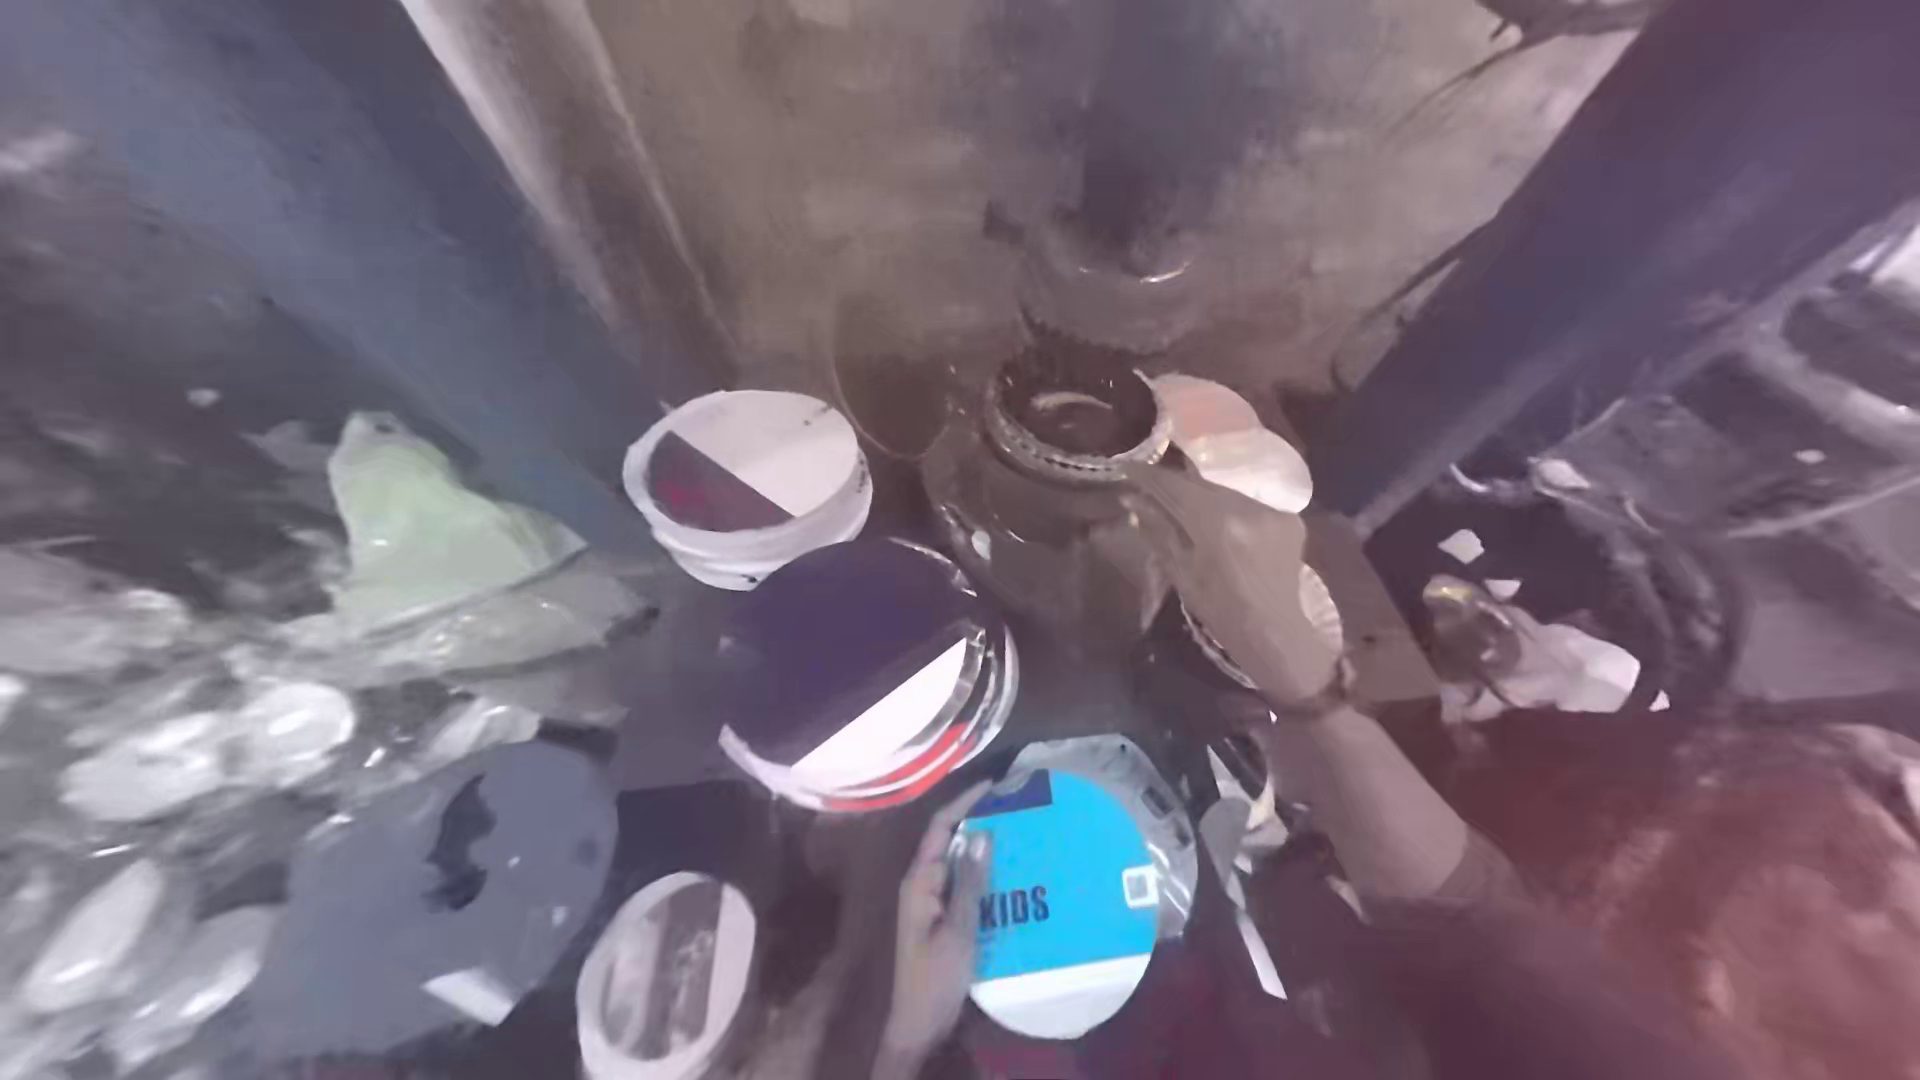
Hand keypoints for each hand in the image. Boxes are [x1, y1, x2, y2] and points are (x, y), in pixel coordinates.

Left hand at [877, 780, 992, 1077]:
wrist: (917, 1025)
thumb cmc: (935, 978)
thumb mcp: (958, 929)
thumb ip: (970, 881)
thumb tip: (983, 832)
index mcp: (919, 879)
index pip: (940, 826)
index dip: (963, 801)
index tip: (992, 785)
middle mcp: (921, 880)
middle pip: (946, 836)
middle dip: (974, 817)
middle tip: (1009, 805)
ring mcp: (928, 897)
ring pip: (953, 857)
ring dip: (978, 842)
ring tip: (1013, 829)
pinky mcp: (938, 912)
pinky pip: (958, 878)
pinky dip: (978, 868)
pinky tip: (1003, 869)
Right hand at [1123, 464, 1339, 707]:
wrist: (1274, 633)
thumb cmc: (1219, 610)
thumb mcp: (1180, 571)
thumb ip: (1157, 529)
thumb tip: (1131, 498)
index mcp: (1217, 524)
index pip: (1175, 486)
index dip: (1147, 475)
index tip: (1126, 467)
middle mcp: (1248, 507)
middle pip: (1201, 484)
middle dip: (1173, 484)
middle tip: (1148, 485)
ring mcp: (1272, 510)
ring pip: (1224, 491)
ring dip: (1201, 495)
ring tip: (1180, 503)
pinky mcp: (1289, 517)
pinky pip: (1247, 503)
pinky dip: (1227, 507)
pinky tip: (1217, 521)